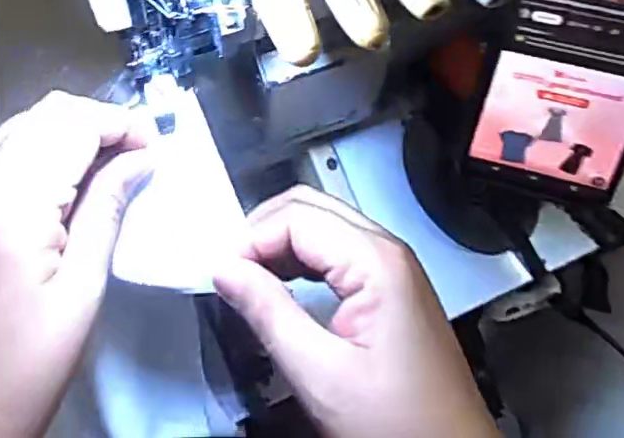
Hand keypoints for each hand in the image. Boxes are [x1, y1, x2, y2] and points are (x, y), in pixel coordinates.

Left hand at [0, 93, 155, 437]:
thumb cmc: (20, 371)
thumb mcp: (81, 292)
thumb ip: (108, 208)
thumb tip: (141, 157)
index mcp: (10, 207)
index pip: (74, 126)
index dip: (123, 124)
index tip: (156, 148)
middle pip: (48, 114)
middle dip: (101, 119)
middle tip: (139, 152)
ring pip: (24, 125)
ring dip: (73, 128)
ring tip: (111, 160)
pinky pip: (3, 151)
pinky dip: (43, 145)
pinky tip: (68, 177)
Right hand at [212, 187, 500, 437]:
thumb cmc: (400, 424)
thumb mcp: (322, 376)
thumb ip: (270, 315)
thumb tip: (228, 271)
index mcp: (376, 260)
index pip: (299, 217)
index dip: (254, 238)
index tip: (223, 272)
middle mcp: (387, 247)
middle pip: (313, 206)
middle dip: (265, 229)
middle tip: (231, 270)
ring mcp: (391, 261)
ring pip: (324, 222)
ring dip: (281, 240)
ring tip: (248, 278)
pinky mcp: (389, 280)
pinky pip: (338, 248)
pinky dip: (302, 256)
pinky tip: (281, 283)